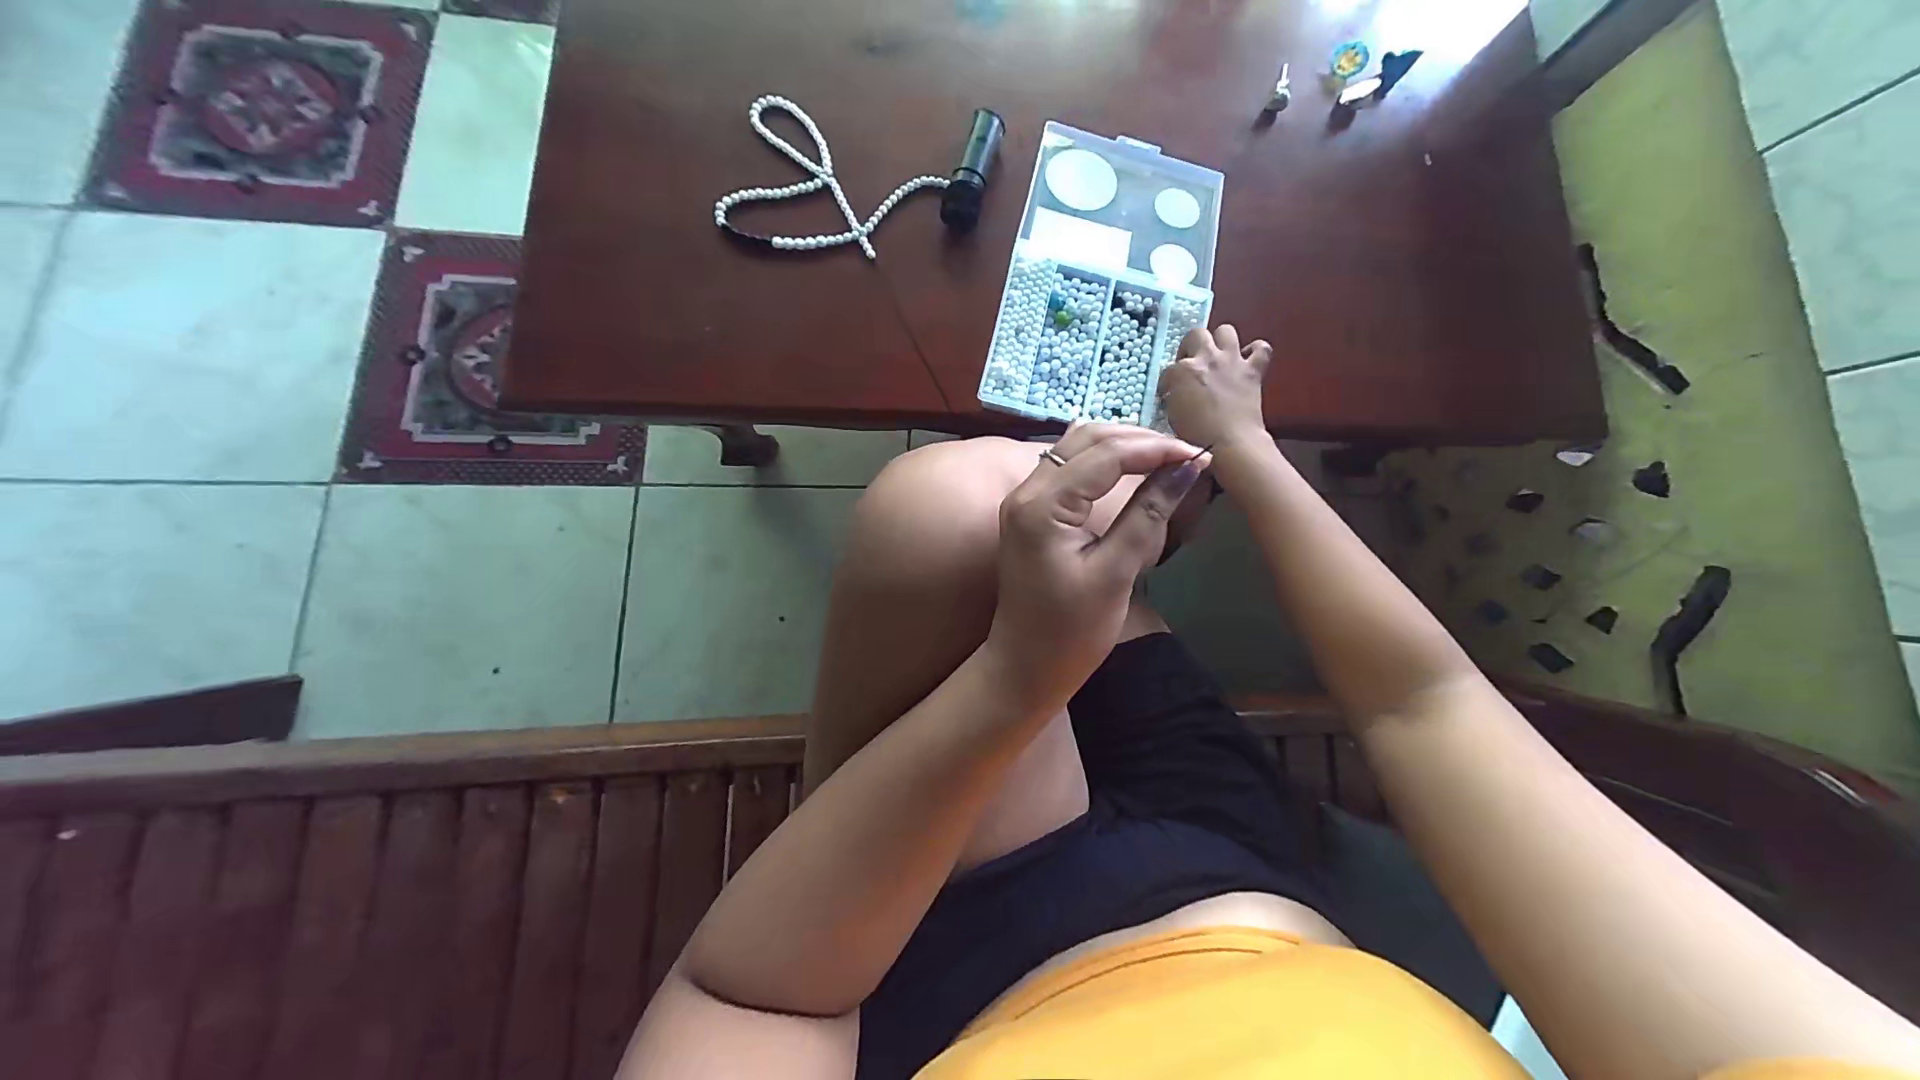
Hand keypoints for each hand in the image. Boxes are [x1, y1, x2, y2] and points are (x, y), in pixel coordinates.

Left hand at [986, 423, 1209, 708]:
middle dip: (1138, 439)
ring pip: (1075, 447)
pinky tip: (1132, 469)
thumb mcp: (1115, 574)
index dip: (1155, 449)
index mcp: (1041, 507)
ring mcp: (1024, 499)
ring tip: (1166, 458)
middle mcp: (1026, 492)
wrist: (1025, 665)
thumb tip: (1186, 468)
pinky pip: (1067, 468)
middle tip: (1186, 455)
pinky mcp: (1030, 511)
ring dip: (1120, 445)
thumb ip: (1148, 514)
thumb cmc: (1070, 632)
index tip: (1199, 456)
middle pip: (1086, 438)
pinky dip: (1103, 461)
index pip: (1105, 455)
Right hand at [1158, 323, 1272, 451]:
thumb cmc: (1196, 434)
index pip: (1169, 369)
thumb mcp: (1172, 413)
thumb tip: (1175, 392)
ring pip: (1225, 331)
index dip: (1167, 382)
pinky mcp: (1253, 370)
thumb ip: (1173, 395)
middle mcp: (1207, 357)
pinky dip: (1254, 352)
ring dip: (1220, 341)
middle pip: (1195, 335)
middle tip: (1191, 364)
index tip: (1168, 393)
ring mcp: (1232, 361)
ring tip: (1217, 356)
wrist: (1230, 442)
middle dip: (1190, 347)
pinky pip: (1260, 349)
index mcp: (1182, 370)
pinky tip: (1246, 360)